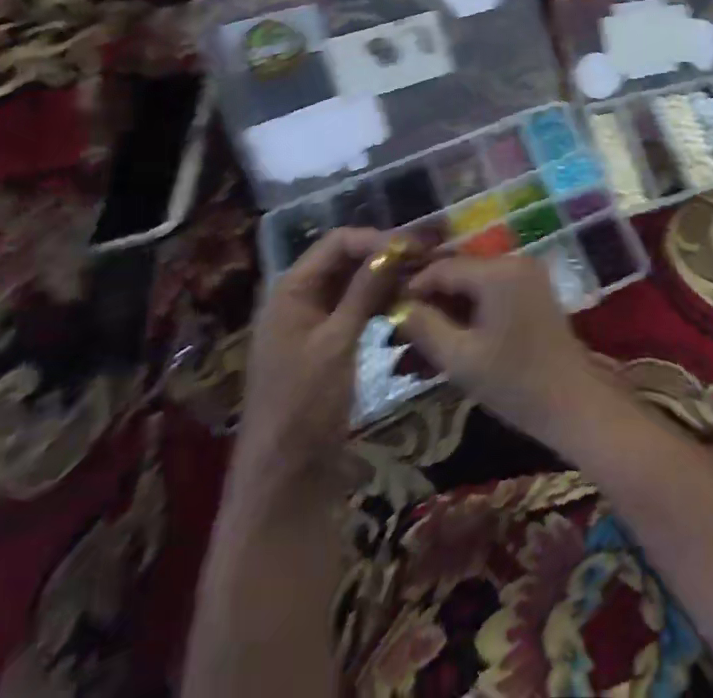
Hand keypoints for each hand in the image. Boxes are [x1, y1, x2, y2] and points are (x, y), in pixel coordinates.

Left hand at [236, 227, 400, 487]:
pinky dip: (377, 306)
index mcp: (290, 290)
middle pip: (342, 262)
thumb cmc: (304, 403)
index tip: (415, 248)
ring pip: (350, 288)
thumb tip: (390, 248)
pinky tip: (405, 308)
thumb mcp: (336, 344)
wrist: (286, 472)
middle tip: (426, 263)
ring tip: (421, 282)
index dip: (374, 239)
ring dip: (382, 282)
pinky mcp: (326, 346)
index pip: (335, 244)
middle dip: (381, 258)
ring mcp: (312, 324)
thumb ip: (362, 293)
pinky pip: (353, 313)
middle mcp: (299, 299)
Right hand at [395, 256, 602, 438]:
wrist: (576, 407)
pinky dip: (469, 316)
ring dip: (446, 312)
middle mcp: (514, 262)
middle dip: (428, 303)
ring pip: (471, 287)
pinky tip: (449, 342)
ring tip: (419, 344)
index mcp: (498, 272)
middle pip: (457, 275)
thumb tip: (397, 307)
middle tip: (400, 331)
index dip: (410, 289)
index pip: (440, 268)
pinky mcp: (533, 294)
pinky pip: (490, 296)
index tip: (387, 313)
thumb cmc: (516, 384)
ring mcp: (527, 278)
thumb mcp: (459, 359)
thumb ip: (423, 326)